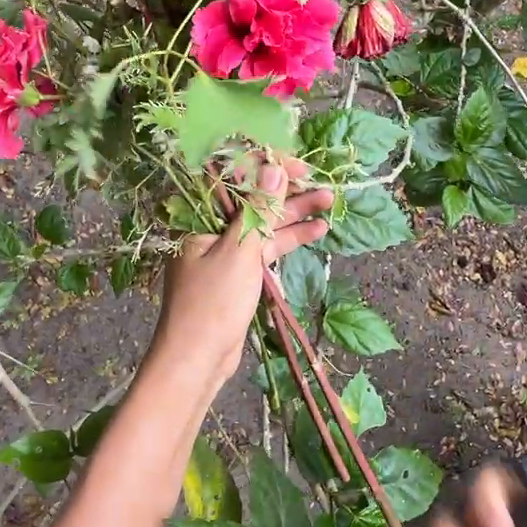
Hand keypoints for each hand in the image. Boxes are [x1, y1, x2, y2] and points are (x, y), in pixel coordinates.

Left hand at [151, 157, 333, 387]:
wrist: (196, 359)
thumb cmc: (212, 302)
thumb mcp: (240, 251)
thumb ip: (259, 209)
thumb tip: (274, 168)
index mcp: (198, 213)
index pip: (234, 175)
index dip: (268, 167)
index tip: (300, 169)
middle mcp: (210, 225)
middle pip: (253, 198)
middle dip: (288, 191)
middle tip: (323, 185)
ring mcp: (225, 248)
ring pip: (263, 222)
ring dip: (295, 213)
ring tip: (330, 202)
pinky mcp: (238, 271)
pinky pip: (265, 246)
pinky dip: (288, 239)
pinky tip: (317, 230)